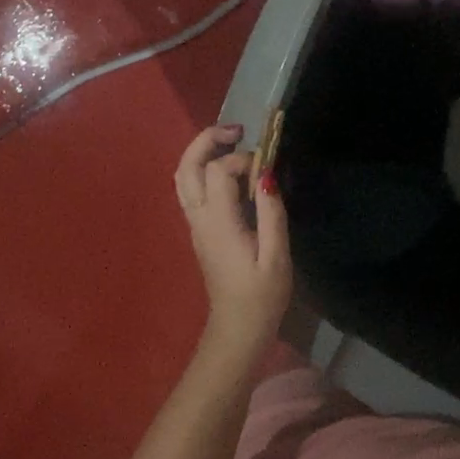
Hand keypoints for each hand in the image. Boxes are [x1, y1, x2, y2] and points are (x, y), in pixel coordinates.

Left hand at [173, 124, 291, 350]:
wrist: (237, 328)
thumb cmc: (261, 295)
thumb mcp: (276, 256)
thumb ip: (272, 213)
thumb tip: (266, 174)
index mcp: (218, 222)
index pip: (218, 171)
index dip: (242, 160)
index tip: (266, 169)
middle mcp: (199, 217)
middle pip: (186, 166)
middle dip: (207, 139)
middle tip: (237, 130)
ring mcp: (194, 222)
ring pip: (183, 175)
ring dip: (202, 151)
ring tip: (232, 142)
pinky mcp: (198, 228)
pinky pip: (190, 187)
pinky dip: (204, 167)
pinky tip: (230, 170)